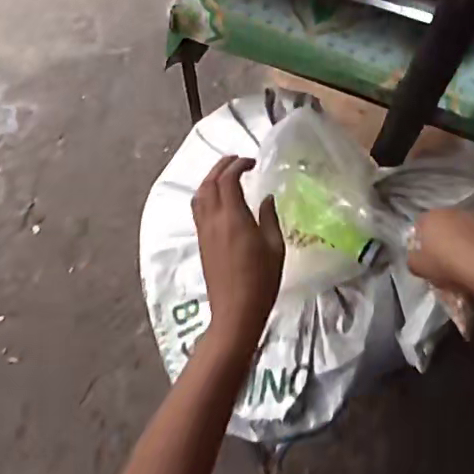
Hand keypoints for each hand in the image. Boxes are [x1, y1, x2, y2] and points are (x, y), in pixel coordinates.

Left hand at [192, 155, 284, 345]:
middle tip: (239, 160)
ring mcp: (204, 233)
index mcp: (233, 218)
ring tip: (227, 175)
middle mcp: (213, 221)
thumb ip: (269, 217)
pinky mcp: (201, 243)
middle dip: (221, 167)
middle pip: (209, 183)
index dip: (239, 165)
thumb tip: (266, 198)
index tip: (254, 162)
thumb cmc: (262, 280)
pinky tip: (221, 199)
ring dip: (211, 179)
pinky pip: (198, 210)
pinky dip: (207, 195)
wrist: (235, 313)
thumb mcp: (275, 246)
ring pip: (199, 196)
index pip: (228, 180)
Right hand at [407, 207, 473, 297]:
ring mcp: (468, 214)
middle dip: (438, 236)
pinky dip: (470, 240)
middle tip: (440, 256)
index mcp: (429, 218)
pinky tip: (472, 255)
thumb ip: (412, 258)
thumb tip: (415, 255)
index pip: (418, 224)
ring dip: (455, 236)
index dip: (419, 239)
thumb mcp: (419, 268)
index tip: (423, 254)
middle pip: (438, 222)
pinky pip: (471, 231)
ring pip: (456, 225)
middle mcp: (448, 210)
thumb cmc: (446, 265)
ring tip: (458, 256)